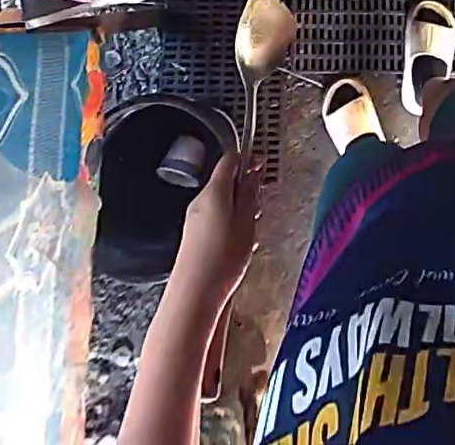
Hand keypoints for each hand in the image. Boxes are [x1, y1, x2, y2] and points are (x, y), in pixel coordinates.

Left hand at [175, 151, 258, 299]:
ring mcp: (194, 217)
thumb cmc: (221, 260)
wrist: (194, 295)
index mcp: (214, 191)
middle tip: (259, 198)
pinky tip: (238, 240)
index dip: (247, 158)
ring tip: (252, 224)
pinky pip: (214, 216)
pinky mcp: (193, 235)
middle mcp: (200, 200)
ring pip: (220, 199)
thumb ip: (249, 194)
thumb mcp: (246, 222)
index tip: (261, 163)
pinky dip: (228, 219)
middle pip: (224, 180)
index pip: (230, 159)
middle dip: (244, 185)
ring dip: (237, 204)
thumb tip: (252, 175)